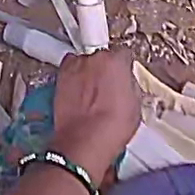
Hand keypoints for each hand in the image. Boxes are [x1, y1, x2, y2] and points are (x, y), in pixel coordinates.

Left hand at [50, 48, 139, 183]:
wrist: (85, 140)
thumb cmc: (110, 127)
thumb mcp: (135, 104)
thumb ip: (130, 85)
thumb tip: (126, 84)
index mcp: (115, 62)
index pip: (123, 54)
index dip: (124, 67)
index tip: (123, 75)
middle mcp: (93, 59)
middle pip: (101, 58)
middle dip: (105, 70)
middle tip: (108, 89)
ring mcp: (74, 66)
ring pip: (84, 63)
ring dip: (87, 73)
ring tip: (92, 94)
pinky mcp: (59, 77)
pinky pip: (69, 72)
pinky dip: (73, 80)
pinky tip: (78, 96)